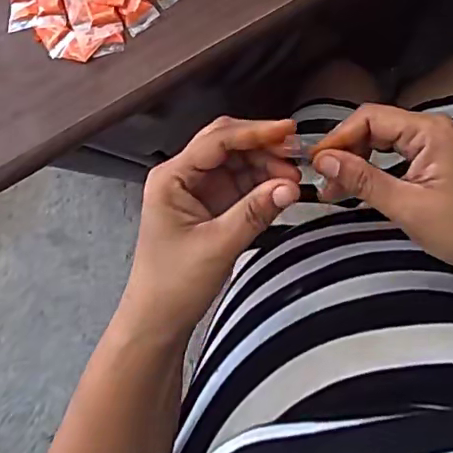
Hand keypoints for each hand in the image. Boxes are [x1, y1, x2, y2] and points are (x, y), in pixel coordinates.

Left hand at [119, 117, 300, 339]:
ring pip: (237, 161)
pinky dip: (262, 182)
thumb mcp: (217, 247)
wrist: (157, 321)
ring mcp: (198, 189)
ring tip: (293, 177)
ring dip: (265, 164)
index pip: (216, 140)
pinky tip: (281, 189)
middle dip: (262, 145)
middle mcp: (182, 176)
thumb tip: (288, 186)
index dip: (254, 132)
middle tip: (295, 151)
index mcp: (171, 177)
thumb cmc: (170, 285)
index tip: (285, 131)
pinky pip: (241, 182)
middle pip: (227, 143)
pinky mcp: (211, 205)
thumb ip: (254, 212)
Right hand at [312, 104, 452, 278]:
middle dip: (345, 150)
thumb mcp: (407, 206)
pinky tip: (358, 185)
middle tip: (322, 179)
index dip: (338, 138)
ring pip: (382, 140)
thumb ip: (362, 179)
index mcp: (428, 130)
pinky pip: (394, 153)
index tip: (315, 164)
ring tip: (334, 187)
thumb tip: (323, 160)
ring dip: (356, 160)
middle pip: (374, 126)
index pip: (369, 118)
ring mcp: (435, 142)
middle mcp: (431, 127)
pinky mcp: (435, 159)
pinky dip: (373, 167)